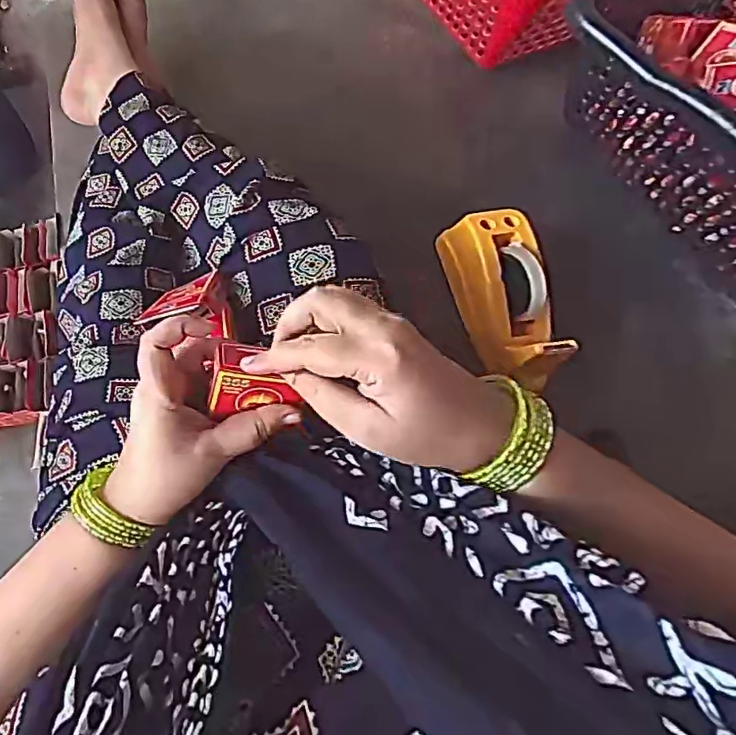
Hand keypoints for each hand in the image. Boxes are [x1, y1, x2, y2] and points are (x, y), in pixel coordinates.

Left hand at [102, 316, 301, 525]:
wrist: (137, 508)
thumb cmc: (162, 478)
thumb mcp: (213, 450)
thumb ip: (252, 428)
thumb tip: (289, 410)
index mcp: (158, 388)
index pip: (156, 340)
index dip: (180, 325)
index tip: (210, 329)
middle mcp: (160, 386)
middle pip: (190, 352)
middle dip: (223, 356)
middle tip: (252, 368)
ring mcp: (167, 397)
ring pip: (200, 372)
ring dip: (227, 377)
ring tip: (253, 388)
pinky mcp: (176, 410)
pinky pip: (202, 390)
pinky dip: (223, 393)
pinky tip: (242, 405)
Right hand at [242, 286, 512, 472]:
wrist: (484, 427)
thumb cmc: (430, 438)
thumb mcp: (368, 431)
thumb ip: (322, 397)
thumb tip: (292, 374)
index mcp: (379, 356)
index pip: (312, 346)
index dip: (276, 356)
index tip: (251, 367)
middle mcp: (383, 326)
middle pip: (319, 300)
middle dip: (288, 322)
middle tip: (277, 355)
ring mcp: (390, 319)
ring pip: (332, 296)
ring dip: (305, 316)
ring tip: (294, 351)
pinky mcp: (393, 322)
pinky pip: (347, 306)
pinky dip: (323, 318)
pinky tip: (317, 346)